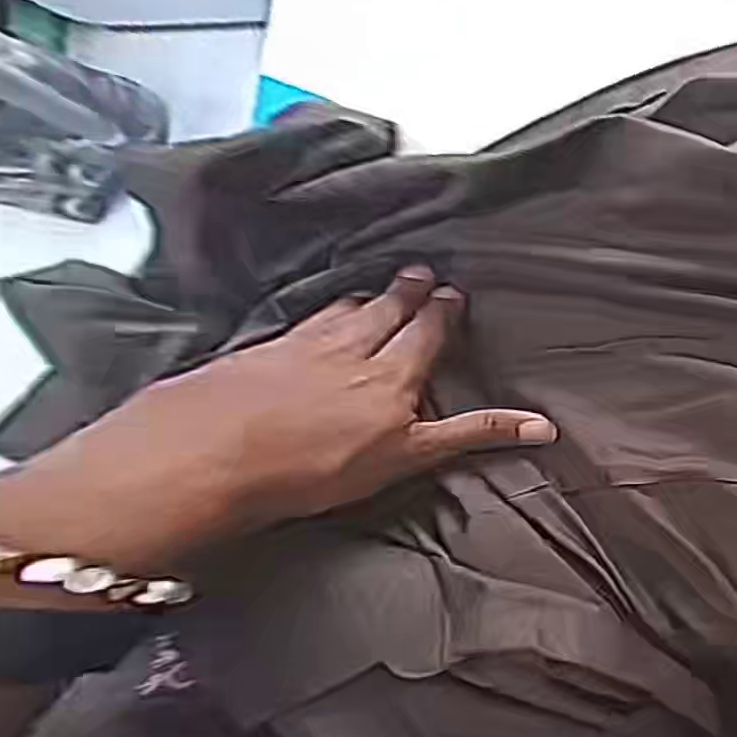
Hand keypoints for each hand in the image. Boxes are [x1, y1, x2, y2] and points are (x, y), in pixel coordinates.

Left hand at [0, 266, 555, 569]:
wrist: (191, 464)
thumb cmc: (314, 466)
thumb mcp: (411, 455)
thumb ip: (477, 433)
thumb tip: (545, 427)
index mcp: (389, 375)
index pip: (424, 334)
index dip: (441, 312)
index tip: (452, 291)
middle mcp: (343, 352)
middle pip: (382, 313)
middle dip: (404, 293)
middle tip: (418, 271)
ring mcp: (289, 351)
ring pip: (335, 314)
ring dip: (360, 299)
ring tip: (372, 288)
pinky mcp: (243, 359)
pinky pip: (292, 326)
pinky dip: (311, 316)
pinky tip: (307, 321)